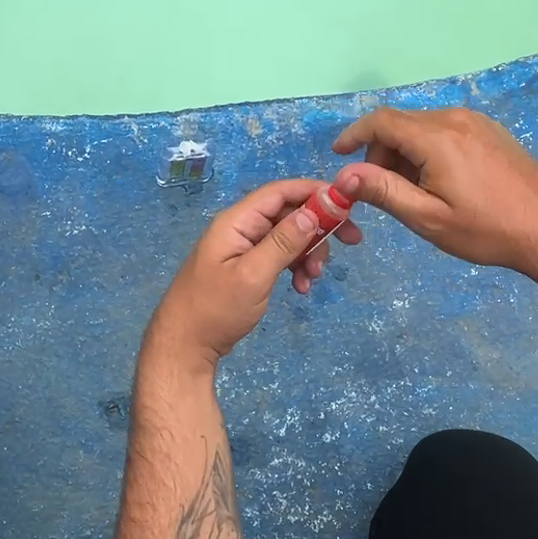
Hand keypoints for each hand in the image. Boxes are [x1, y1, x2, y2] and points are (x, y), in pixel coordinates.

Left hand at [146, 179, 363, 368]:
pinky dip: (296, 267)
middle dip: (319, 226)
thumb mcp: (254, 275)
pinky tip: (302, 288)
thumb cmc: (216, 309)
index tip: (348, 204)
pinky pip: (280, 256)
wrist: (185, 345)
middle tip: (351, 241)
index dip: (315, 192)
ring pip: (288, 236)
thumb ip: (283, 242)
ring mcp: (244, 247)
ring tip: (314, 279)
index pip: (280, 192)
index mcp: (237, 221)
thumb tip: (314, 210)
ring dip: (309, 252)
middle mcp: (241, 228)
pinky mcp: (248, 266)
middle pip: (288, 213)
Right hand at [332, 106, 537, 277]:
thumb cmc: (487, 230)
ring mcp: (475, 121)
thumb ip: (383, 191)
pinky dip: (427, 149)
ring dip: (404, 152)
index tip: (337, 154)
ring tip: (414, 191)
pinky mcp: (489, 130)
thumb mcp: (428, 218)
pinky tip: (440, 181)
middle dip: (381, 153)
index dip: (354, 135)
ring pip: (421, 127)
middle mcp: (454, 118)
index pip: (381, 121)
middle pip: (400, 124)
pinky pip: (444, 129)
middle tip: (382, 190)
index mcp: (437, 138)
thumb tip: (342, 175)